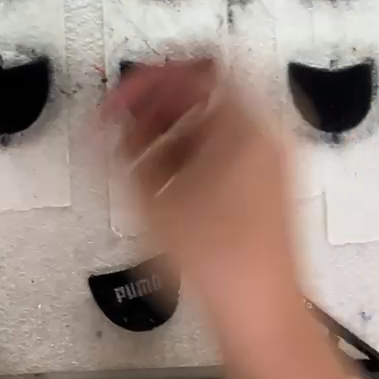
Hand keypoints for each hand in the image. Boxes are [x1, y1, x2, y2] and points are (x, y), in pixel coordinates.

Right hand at [104, 59, 303, 350]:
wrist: (260, 310)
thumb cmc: (222, 260)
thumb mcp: (155, 198)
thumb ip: (126, 150)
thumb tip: (107, 123)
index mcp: (249, 126)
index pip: (201, 67)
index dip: (154, 76)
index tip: (123, 95)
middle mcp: (267, 137)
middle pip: (210, 94)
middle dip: (159, 104)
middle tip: (123, 121)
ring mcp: (271, 163)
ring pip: (216, 124)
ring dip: (171, 130)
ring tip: (134, 153)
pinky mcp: (267, 188)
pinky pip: (226, 151)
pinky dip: (190, 154)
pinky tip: (160, 180)